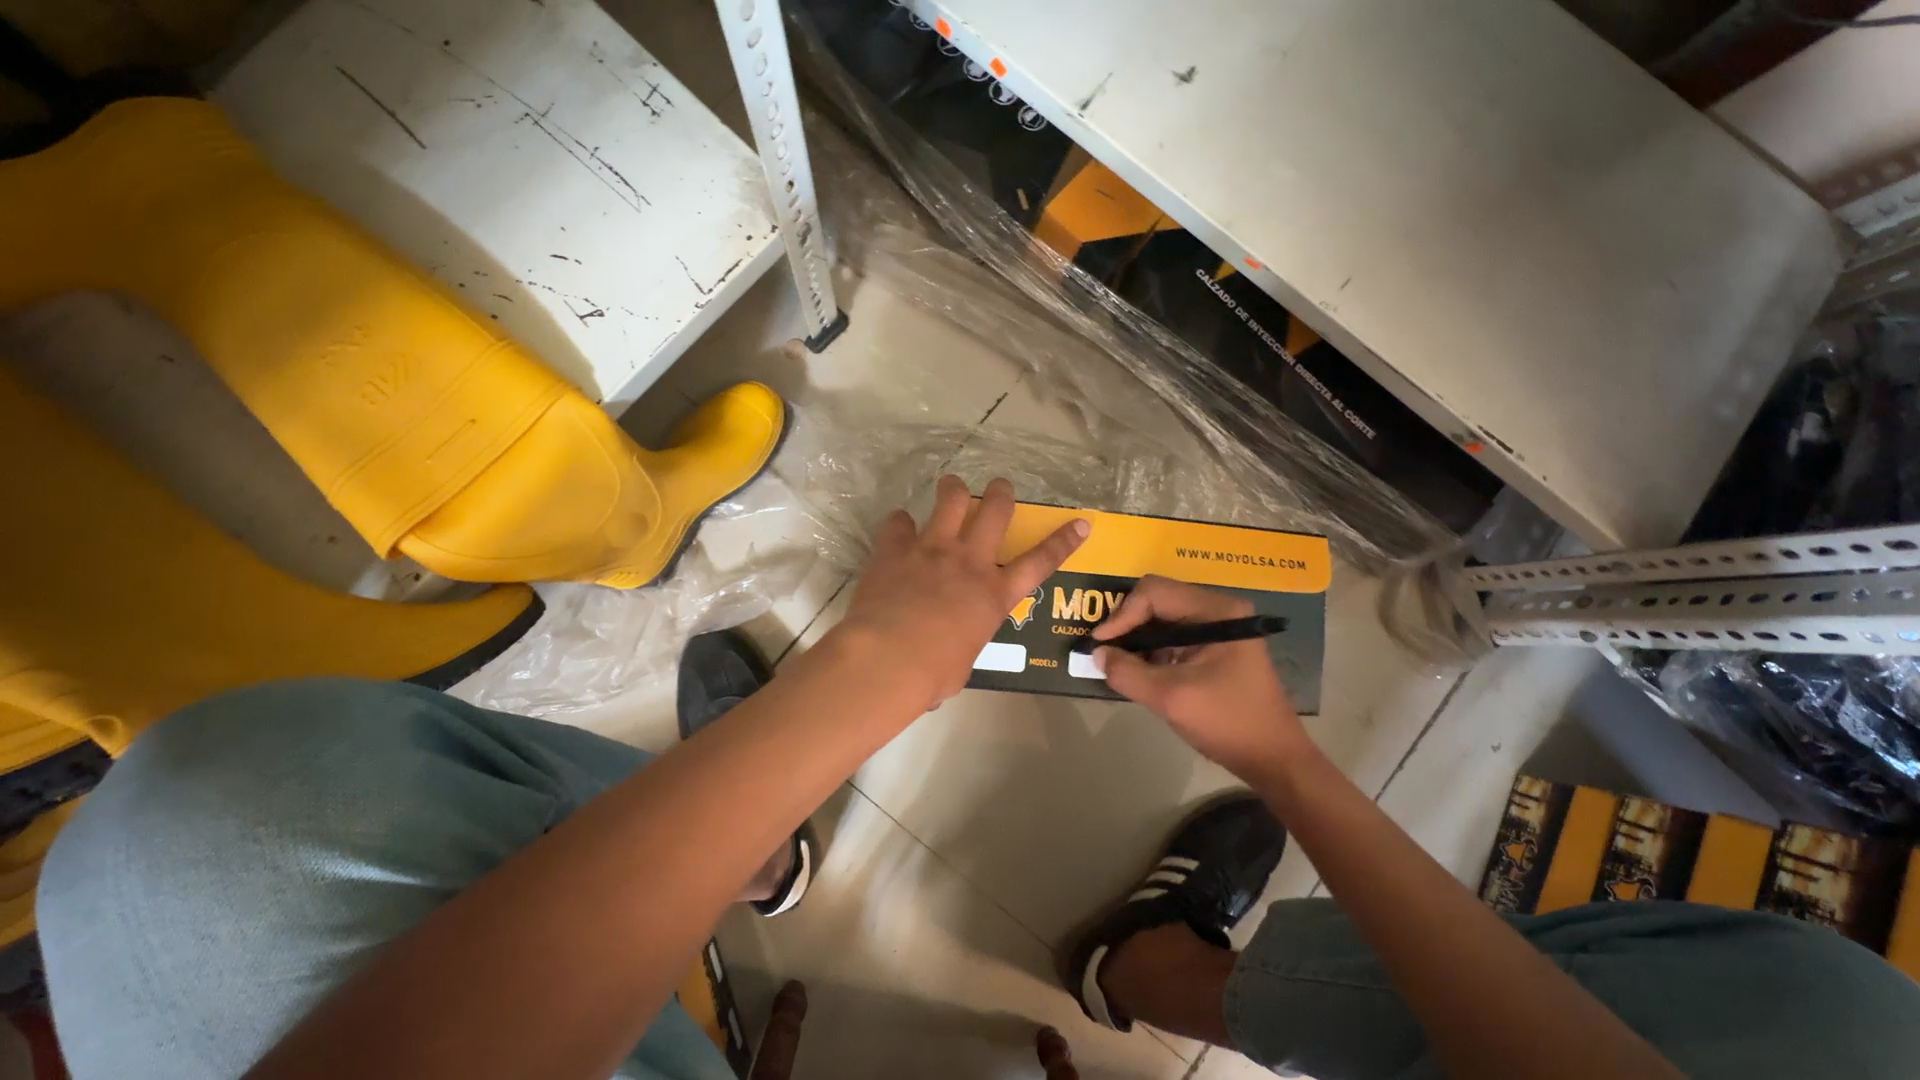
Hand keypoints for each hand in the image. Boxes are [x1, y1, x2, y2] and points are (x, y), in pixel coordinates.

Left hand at [837, 476, 1088, 709]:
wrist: (887, 658)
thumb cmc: (932, 674)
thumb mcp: (963, 664)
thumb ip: (963, 643)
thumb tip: (950, 650)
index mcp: (994, 595)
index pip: (1040, 562)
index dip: (1063, 541)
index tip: (1079, 523)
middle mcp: (969, 562)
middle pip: (996, 510)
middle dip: (1001, 493)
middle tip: (999, 488)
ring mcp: (932, 549)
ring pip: (952, 498)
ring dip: (954, 489)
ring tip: (952, 487)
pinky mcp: (895, 547)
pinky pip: (899, 521)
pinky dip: (900, 524)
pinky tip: (898, 530)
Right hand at [1093, 576, 1309, 783]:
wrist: (1274, 757)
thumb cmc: (1227, 722)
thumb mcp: (1171, 698)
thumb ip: (1128, 672)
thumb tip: (1097, 654)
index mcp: (1217, 610)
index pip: (1154, 593)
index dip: (1121, 615)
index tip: (1099, 644)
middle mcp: (1220, 609)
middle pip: (1158, 601)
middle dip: (1127, 625)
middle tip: (1103, 651)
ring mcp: (1220, 627)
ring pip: (1164, 619)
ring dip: (1138, 639)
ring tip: (1115, 662)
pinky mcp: (1216, 647)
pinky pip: (1175, 636)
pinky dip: (1153, 650)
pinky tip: (1138, 671)